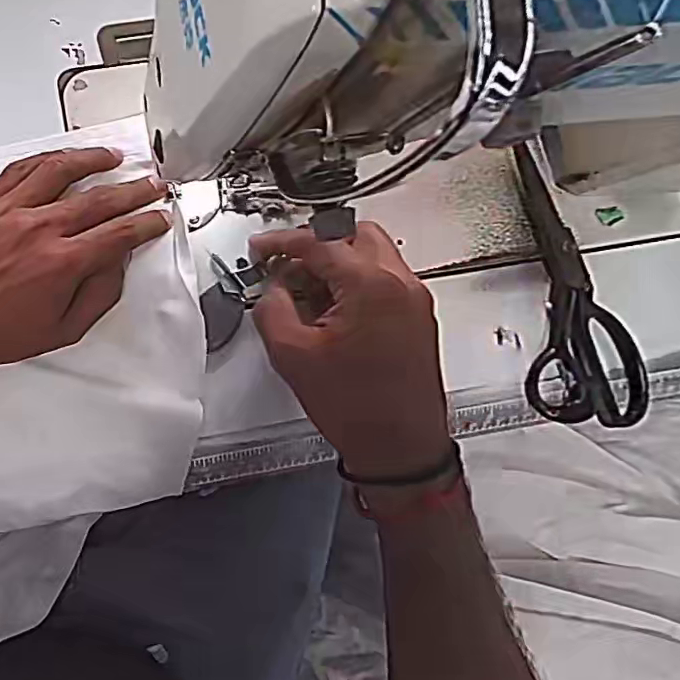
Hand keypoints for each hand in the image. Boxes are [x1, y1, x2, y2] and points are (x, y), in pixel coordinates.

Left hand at [0, 147, 171, 407]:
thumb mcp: (64, 329)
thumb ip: (100, 294)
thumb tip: (118, 262)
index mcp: (61, 263)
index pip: (119, 232)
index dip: (146, 222)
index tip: (157, 217)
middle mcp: (38, 230)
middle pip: (99, 198)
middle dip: (134, 190)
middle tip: (151, 185)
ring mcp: (10, 212)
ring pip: (60, 170)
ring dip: (93, 159)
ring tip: (113, 157)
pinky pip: (20, 169)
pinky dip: (45, 159)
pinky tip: (60, 158)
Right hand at [250, 221, 451, 479]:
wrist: (398, 444)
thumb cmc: (358, 407)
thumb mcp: (291, 354)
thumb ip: (272, 308)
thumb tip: (271, 289)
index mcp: (371, 286)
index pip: (320, 243)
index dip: (282, 242)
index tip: (263, 248)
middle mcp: (400, 284)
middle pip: (354, 235)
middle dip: (315, 244)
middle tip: (285, 264)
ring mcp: (414, 300)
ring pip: (372, 253)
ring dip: (336, 262)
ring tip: (304, 291)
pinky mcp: (416, 317)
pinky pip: (382, 279)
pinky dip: (354, 280)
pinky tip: (328, 309)